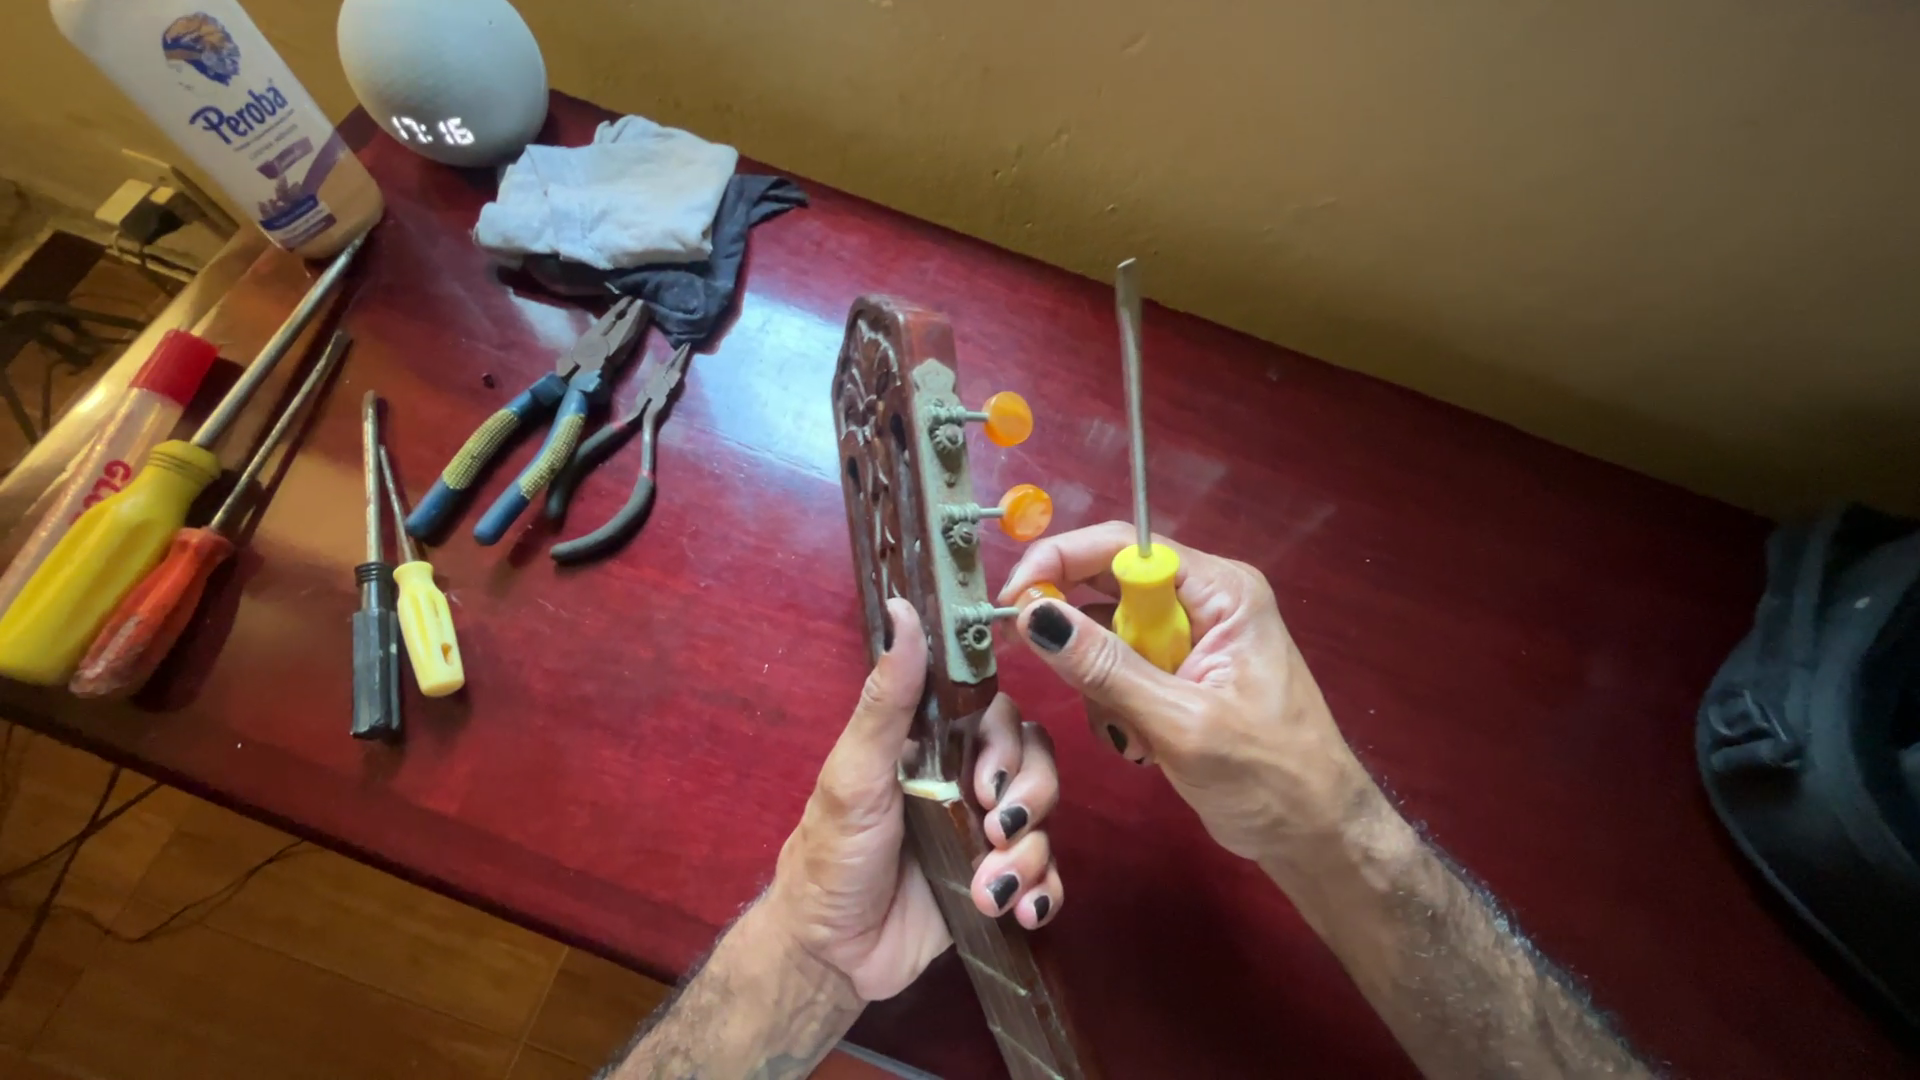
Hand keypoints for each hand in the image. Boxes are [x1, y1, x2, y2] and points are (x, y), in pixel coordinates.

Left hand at [763, 598, 1064, 1001]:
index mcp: (935, 745)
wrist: (833, 955)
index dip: (1006, 741)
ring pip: (1046, 818)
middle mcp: (967, 780)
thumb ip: (887, 697)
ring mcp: (986, 832)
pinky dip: (1045, 891)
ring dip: (1031, 855)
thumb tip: (902, 608)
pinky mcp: (1000, 883)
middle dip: (1030, 797)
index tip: (986, 778)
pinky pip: (1048, 874)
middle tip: (996, 829)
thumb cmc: (834, 851)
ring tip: (990, 890)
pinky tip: (1023, 912)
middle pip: (1035, 762)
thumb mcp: (856, 771)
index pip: (998, 715)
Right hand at [999, 521, 1373, 863]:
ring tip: (1130, 733)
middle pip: (1106, 585)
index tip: (1011, 599)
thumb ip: (1105, 668)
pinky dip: (1110, 703)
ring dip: (1097, 682)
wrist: (1314, 836)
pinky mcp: (1174, 672)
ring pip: (1103, 632)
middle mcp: (1200, 600)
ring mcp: (1186, 637)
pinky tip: (1140, 743)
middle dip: (1075, 632)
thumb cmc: (1270, 777)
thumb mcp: (1182, 722)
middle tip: (1030, 659)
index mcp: (1219, 590)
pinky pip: (1115, 667)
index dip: (1060, 560)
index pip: (1123, 548)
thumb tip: (1032, 614)